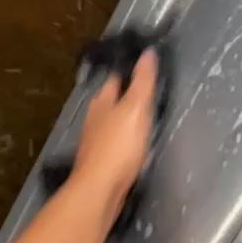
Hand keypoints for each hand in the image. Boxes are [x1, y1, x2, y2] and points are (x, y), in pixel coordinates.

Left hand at [72, 50, 157, 217]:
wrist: (99, 190)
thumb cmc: (118, 146)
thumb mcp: (136, 109)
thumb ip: (142, 82)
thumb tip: (147, 52)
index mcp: (102, 101)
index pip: (115, 79)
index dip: (128, 72)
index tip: (143, 67)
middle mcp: (94, 118)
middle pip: (110, 101)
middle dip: (124, 96)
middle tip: (146, 93)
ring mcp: (94, 141)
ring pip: (110, 123)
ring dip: (122, 119)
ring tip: (141, 119)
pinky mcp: (98, 162)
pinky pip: (112, 144)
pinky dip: (122, 141)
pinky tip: (131, 148)